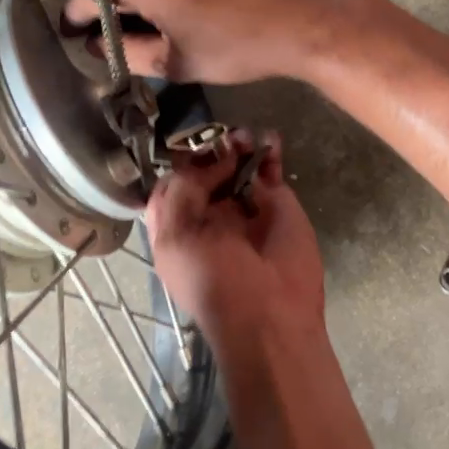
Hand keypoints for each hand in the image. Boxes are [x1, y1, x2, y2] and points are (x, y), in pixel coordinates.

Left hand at [145, 130, 323, 337]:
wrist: (269, 310)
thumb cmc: (214, 279)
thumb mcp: (177, 239)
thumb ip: (181, 192)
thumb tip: (213, 160)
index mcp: (177, 227)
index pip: (172, 184)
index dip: (178, 164)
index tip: (189, 145)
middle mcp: (208, 213)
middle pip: (205, 168)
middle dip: (210, 149)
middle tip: (220, 138)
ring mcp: (244, 205)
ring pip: (237, 163)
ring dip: (238, 144)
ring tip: (243, 138)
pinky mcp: (276, 201)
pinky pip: (270, 167)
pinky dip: (270, 150)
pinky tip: (269, 140)